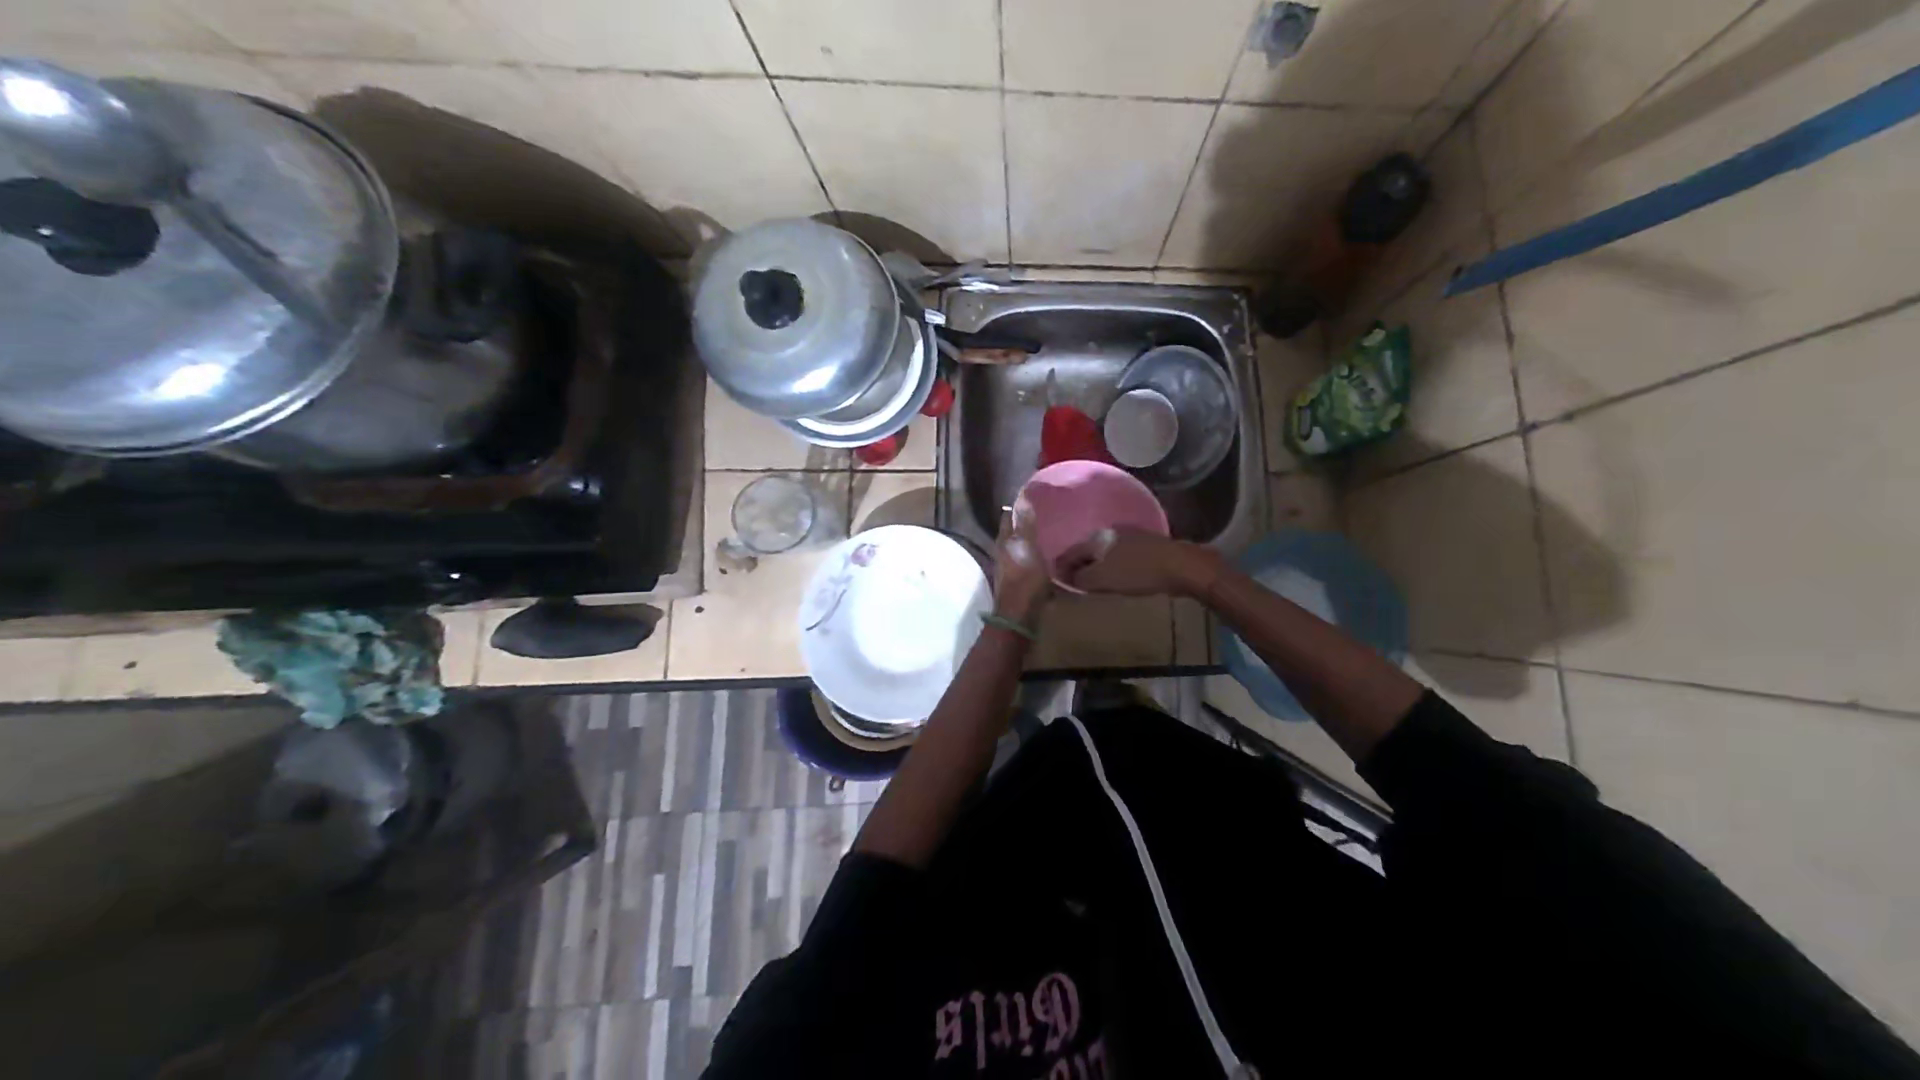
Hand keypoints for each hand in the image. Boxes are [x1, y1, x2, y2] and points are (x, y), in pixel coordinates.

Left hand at [992, 506, 1051, 624]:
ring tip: (1050, 531)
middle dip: (1025, 522)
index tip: (1033, 497)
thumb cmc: (1025, 580)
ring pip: (1020, 547)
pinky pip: (1027, 561)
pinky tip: (1049, 555)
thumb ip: (1025, 525)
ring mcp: (1010, 568)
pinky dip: (1036, 554)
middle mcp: (1003, 553)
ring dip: (1031, 539)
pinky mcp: (1019, 581)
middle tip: (1044, 512)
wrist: (1020, 617)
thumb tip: (1021, 497)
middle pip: (1012, 532)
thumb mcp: (1028, 549)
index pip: (1007, 517)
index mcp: (1004, 542)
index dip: (1017, 506)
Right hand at [1057, 528, 1220, 597]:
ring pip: (1104, 551)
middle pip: (1087, 550)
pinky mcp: (1147, 545)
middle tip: (1073, 583)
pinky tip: (1118, 576)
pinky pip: (1121, 556)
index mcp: (1096, 537)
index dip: (1060, 567)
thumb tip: (1067, 578)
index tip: (1055, 582)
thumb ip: (1081, 578)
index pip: (1069, 552)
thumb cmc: (1138, 572)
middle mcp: (1110, 531)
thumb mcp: (1103, 579)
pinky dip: (1114, 566)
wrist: (1182, 566)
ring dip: (1097, 565)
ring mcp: (1131, 535)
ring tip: (1094, 582)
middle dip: (1079, 565)